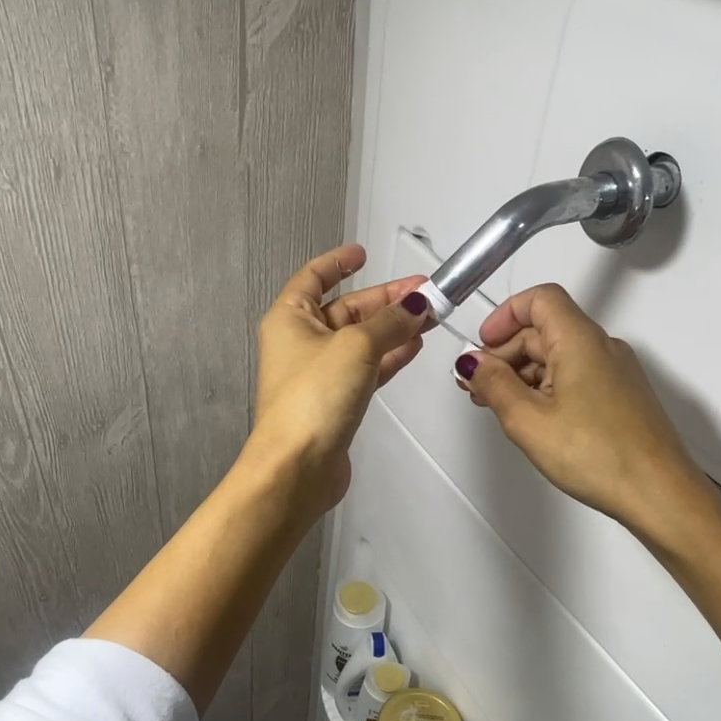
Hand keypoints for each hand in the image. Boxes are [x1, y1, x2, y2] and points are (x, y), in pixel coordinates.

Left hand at [247, 244, 430, 514]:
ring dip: (394, 327)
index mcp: (290, 319)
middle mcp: (300, 343)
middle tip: (424, 291)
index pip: (314, 277)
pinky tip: (413, 346)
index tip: (362, 254)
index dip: (338, 262)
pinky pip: (367, 367)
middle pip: (347, 309)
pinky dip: (390, 355)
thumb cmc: (309, 402)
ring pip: (362, 339)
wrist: (298, 466)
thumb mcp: (356, 345)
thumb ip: (391, 322)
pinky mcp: (336, 401)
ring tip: (429, 315)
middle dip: (385, 299)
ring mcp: (319, 373)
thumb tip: (417, 306)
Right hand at [456, 283, 708, 529]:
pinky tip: (531, 420)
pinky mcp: (620, 397)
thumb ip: (494, 385)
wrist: (660, 494)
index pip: (540, 300)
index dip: (504, 315)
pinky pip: (575, 378)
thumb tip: (471, 362)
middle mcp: (602, 347)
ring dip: (522, 375)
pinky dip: (545, 389)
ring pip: (558, 357)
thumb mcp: (529, 420)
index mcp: (580, 340)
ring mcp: (615, 373)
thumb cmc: (598, 455)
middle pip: (544, 330)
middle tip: (476, 389)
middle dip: (504, 353)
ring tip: (498, 409)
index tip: (481, 346)